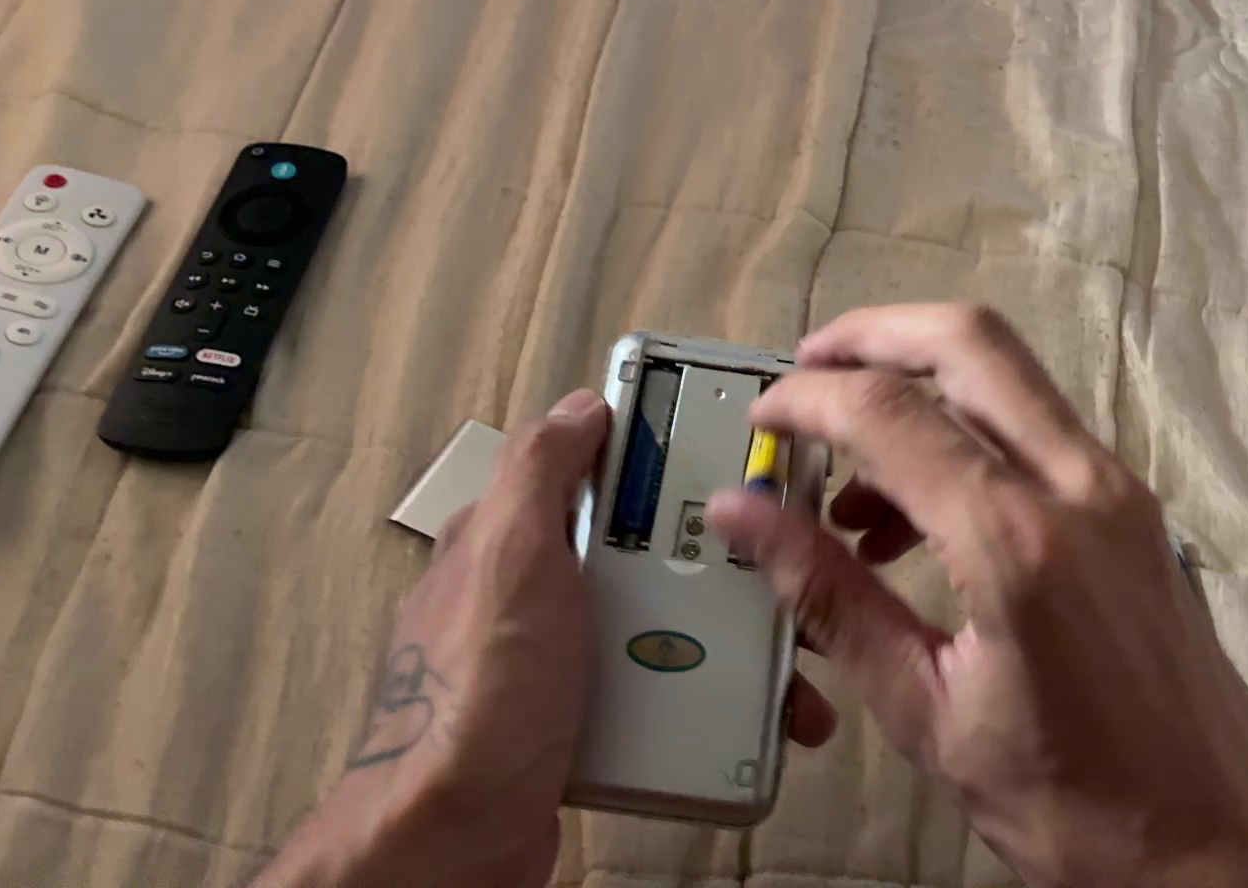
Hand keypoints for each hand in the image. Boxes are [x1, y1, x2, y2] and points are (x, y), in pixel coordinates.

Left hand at [256, 389, 839, 887]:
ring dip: (735, 631)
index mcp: (518, 541)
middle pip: (653, 549)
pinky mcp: (601, 710)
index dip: (668, 460)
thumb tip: (584, 404)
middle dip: (724, 558)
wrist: (453, 849)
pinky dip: (717, 685)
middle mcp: (546, 591)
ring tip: (794, 653)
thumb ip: (538, 477)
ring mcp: (576, 655)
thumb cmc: (483, 693)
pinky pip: (673, 678)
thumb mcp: (508, 564)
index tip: (739, 468)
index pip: (601, 474)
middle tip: (786, 569)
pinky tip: (762, 707)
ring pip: (671, 618)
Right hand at [707, 305, 1247, 887]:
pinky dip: (960, 435)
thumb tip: (750, 521)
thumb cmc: (1077, 803)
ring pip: (1004, 372)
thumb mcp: (927, 710)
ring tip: (850, 482)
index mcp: (1018, 543)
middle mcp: (1079, 486)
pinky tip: (913, 518)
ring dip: (917, 390)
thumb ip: (830, 599)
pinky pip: (1029, 428)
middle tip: (808, 370)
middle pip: (967, 339)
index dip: (809, 398)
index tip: (764, 418)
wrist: (1221, 841)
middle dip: (873, 335)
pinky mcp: (1126, 503)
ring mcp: (1114, 486)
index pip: (890, 414)